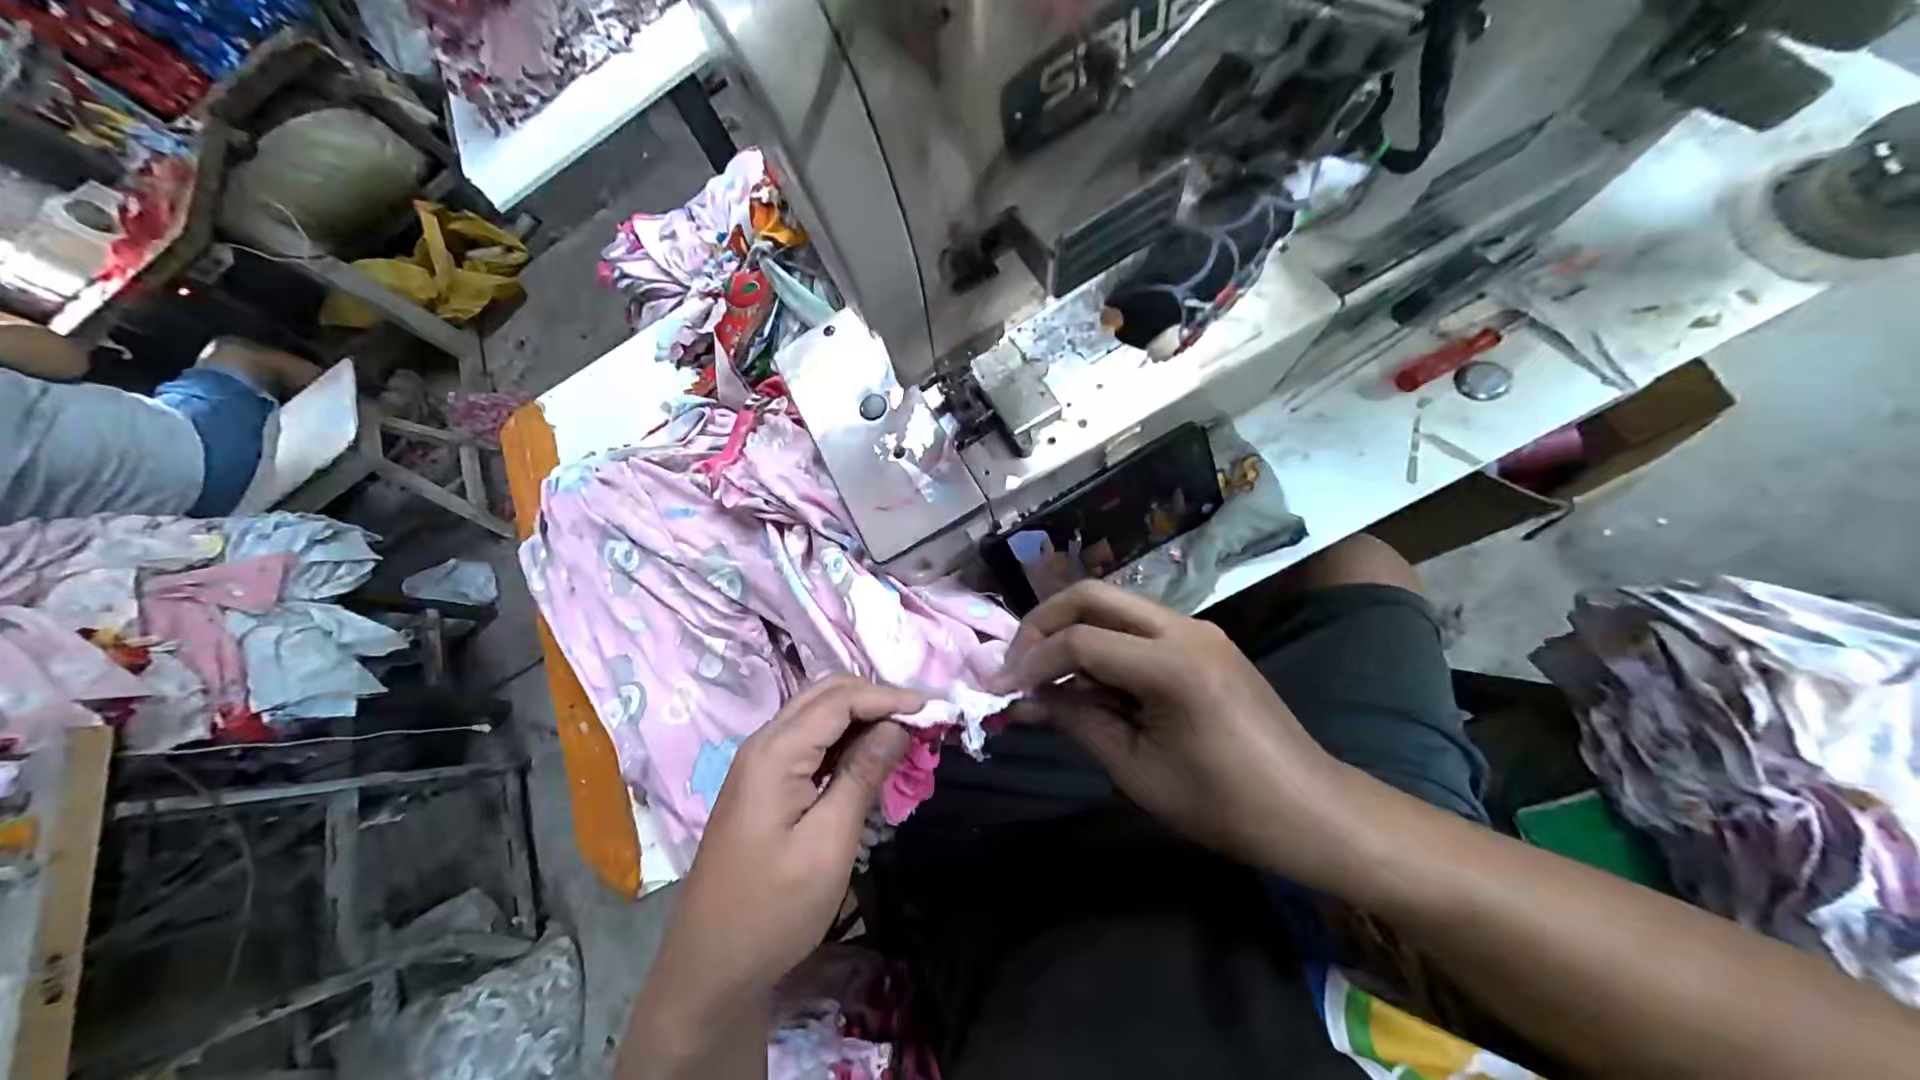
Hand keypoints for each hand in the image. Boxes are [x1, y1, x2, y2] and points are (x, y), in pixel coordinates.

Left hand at [623, 677, 921, 1076]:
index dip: (887, 696)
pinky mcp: (763, 784)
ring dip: (861, 715)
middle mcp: (763, 745)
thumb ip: (863, 774)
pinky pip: (809, 741)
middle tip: (921, 719)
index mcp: (774, 753)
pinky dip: (844, 738)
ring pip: (817, 715)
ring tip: (904, 733)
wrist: (711, 966)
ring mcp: (759, 764)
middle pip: (825, 696)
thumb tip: (897, 725)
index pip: (839, 700)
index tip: (934, 709)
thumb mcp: (829, 843)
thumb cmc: (774, 909)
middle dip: (875, 698)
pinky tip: (870, 755)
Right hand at [992, 581, 1350, 875]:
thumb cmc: (1223, 805)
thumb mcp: (1138, 771)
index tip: (1000, 690)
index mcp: (1173, 665)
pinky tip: (1089, 678)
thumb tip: (1025, 700)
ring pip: (1114, 603)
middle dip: (1043, 622)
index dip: (1032, 663)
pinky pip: (1137, 623)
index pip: (1080, 641)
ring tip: (1045, 674)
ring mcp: (1198, 629)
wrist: (1309, 809)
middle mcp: (1185, 628)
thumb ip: (1077, 722)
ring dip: (1072, 628)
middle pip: (1092, 595)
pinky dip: (1102, 640)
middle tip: (1016, 663)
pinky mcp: (1203, 639)